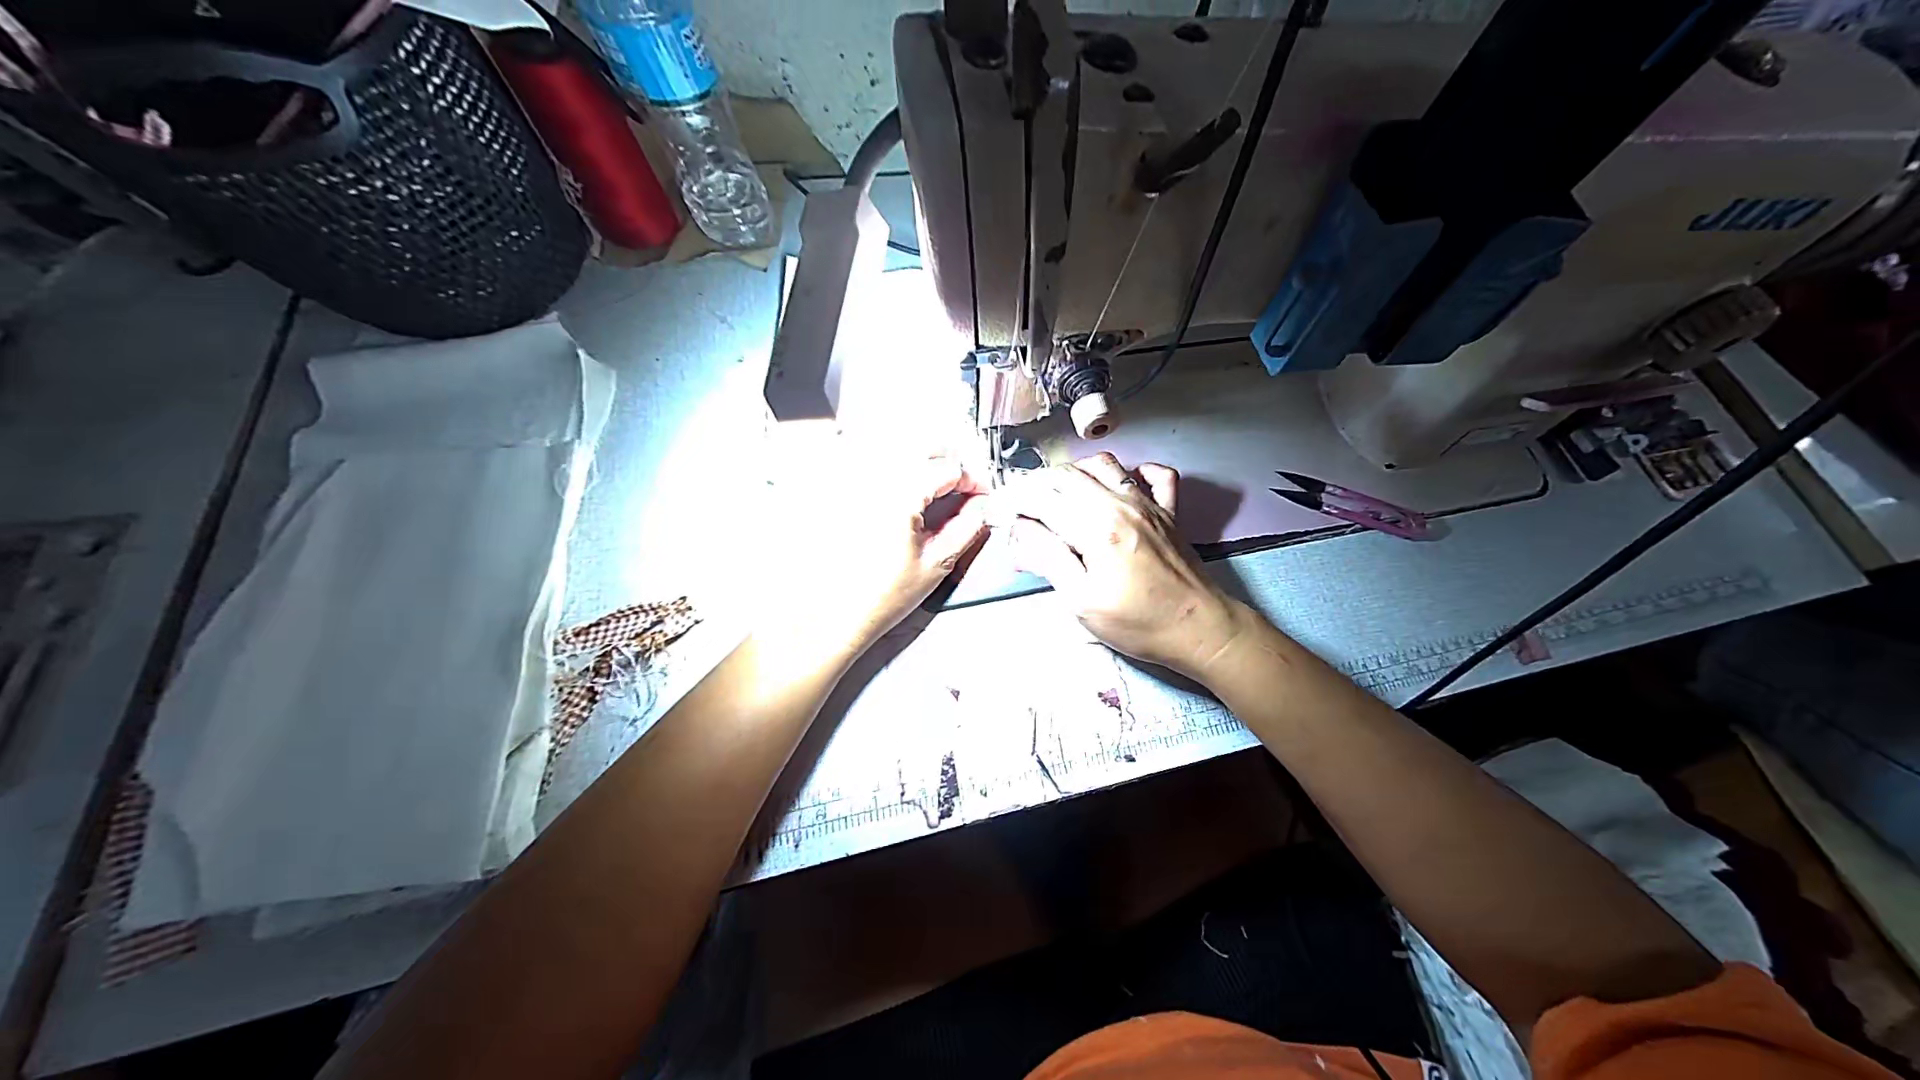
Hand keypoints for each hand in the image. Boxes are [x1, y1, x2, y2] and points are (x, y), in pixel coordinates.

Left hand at [767, 451, 989, 653]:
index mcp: (900, 494)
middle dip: (949, 462)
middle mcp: (872, 478)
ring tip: (936, 486)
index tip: (981, 495)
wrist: (834, 616)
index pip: (949, 467)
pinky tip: (901, 489)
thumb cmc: (879, 597)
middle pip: (923, 446)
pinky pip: (869, 459)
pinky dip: (894, 466)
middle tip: (962, 486)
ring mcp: (851, 481)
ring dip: (923, 460)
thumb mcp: (937, 563)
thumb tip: (982, 506)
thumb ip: (967, 527)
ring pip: (896, 447)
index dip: (973, 479)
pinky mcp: (838, 490)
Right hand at [991, 453, 1252, 679]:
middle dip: (1033, 485)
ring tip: (1054, 497)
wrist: (1201, 630)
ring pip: (1102, 465)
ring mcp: (1148, 503)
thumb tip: (1018, 530)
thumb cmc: (1140, 624)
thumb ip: (1048, 558)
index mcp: (1097, 527)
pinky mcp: (1168, 511)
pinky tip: (1118, 486)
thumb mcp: (1082, 602)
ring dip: (1071, 474)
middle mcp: (1121, 504)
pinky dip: (1131, 472)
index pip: (1041, 498)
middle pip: (1066, 474)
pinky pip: (1153, 474)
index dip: (1011, 501)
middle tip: (1016, 509)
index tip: (994, 514)